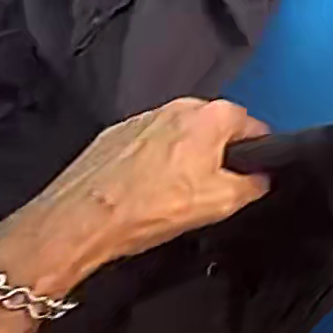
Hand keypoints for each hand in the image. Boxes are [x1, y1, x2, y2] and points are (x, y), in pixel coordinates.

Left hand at [0, 98, 270, 296]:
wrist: (70, 226)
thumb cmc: (145, 209)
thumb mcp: (222, 204)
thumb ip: (256, 184)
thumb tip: (261, 179)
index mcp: (215, 114)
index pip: (255, 129)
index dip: (253, 157)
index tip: (240, 180)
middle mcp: (182, 106)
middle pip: (216, 131)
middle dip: (214, 156)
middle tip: (202, 191)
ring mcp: (143, 118)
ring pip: (180, 137)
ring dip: (180, 158)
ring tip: (164, 196)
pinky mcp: (111, 135)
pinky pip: (145, 145)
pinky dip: (147, 163)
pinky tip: (137, 192)